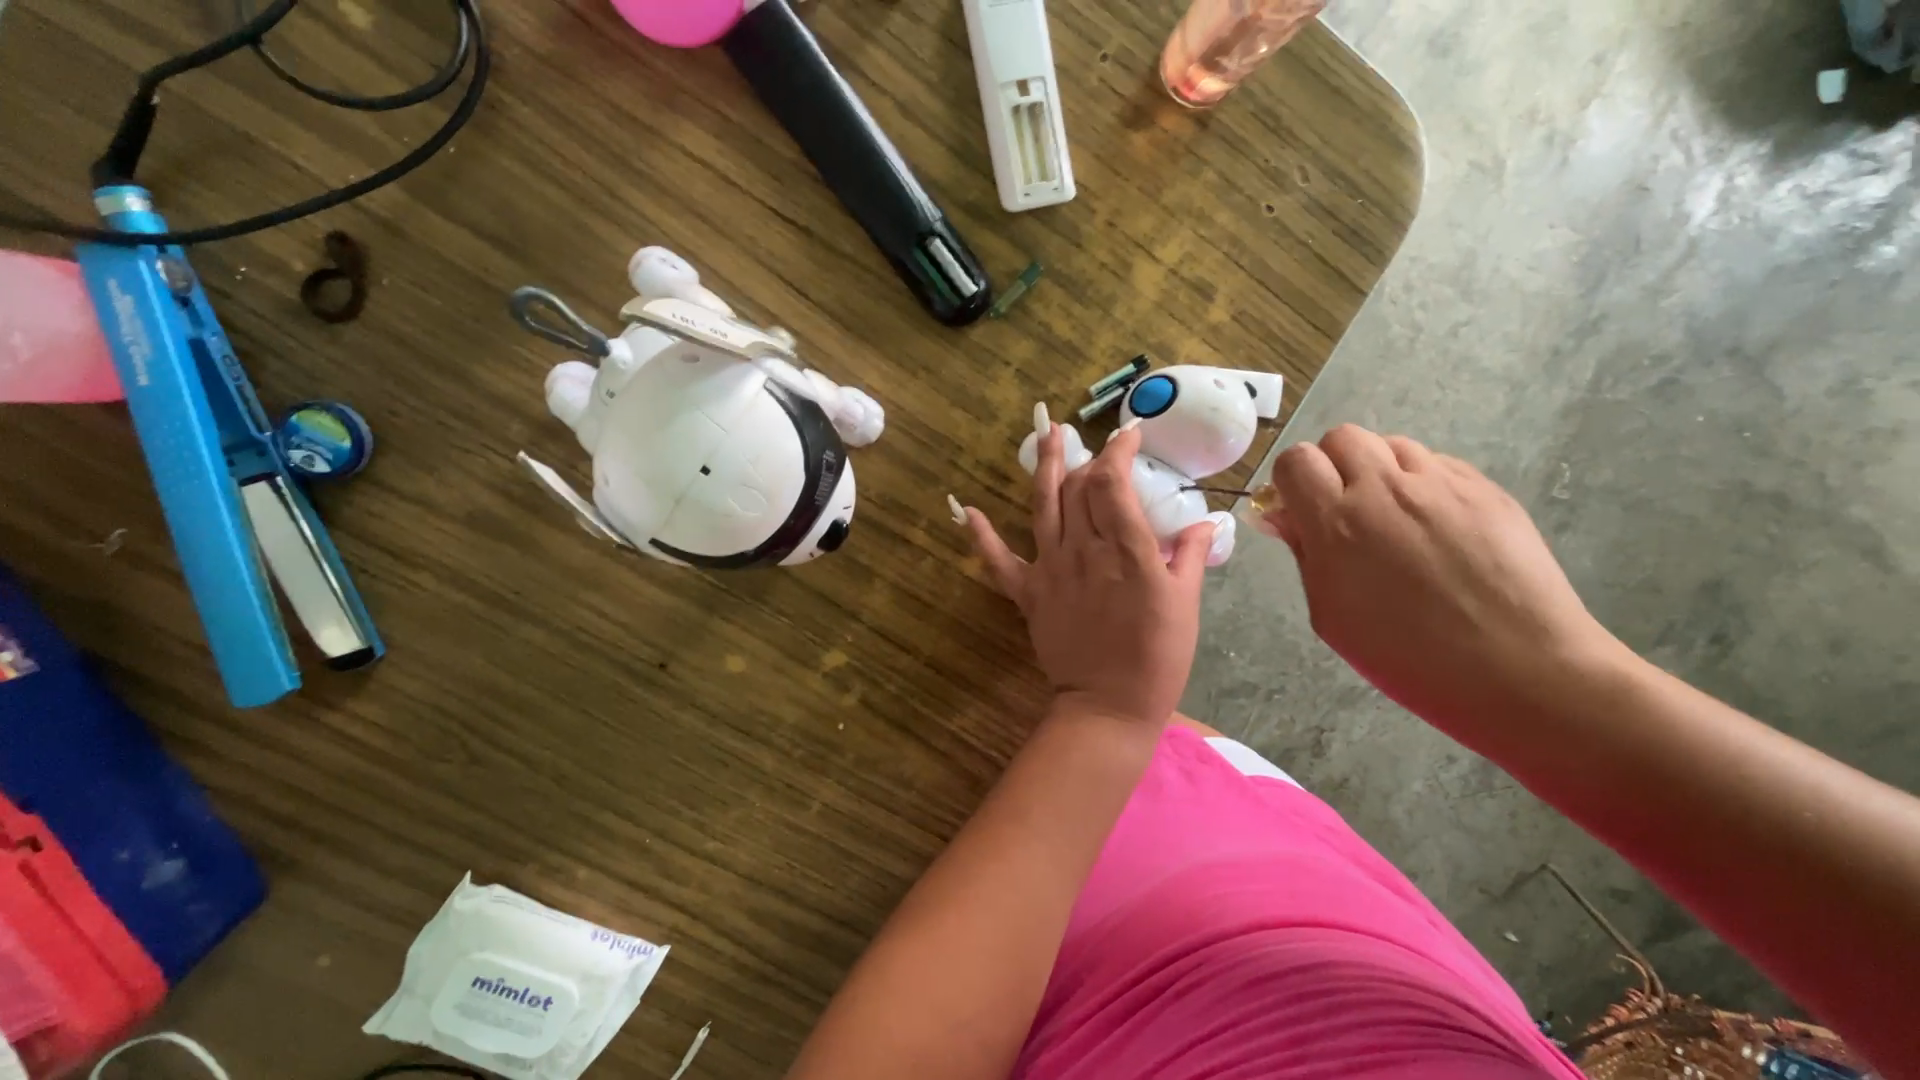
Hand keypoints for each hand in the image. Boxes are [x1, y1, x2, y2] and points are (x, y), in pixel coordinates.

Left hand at [954, 418, 1215, 724]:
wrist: (1109, 705)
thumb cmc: (1157, 657)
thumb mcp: (1185, 605)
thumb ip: (1190, 557)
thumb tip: (1206, 522)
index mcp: (1126, 550)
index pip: (1113, 482)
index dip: (1119, 450)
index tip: (1131, 434)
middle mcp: (1084, 550)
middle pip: (1078, 487)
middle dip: (1088, 458)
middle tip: (1097, 446)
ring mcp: (1051, 569)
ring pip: (1043, 506)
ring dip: (1044, 466)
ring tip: (1047, 433)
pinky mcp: (1029, 593)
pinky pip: (999, 560)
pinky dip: (982, 535)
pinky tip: (968, 510)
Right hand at [1261, 425, 1625, 734]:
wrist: (1521, 669)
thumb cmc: (1410, 659)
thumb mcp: (1332, 617)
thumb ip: (1305, 555)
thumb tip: (1284, 516)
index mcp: (1338, 523)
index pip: (1295, 461)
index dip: (1292, 482)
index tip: (1300, 512)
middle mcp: (1386, 489)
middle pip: (1341, 438)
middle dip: (1333, 467)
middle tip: (1344, 510)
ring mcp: (1442, 483)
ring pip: (1393, 445)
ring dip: (1381, 471)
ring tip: (1395, 518)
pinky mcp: (1486, 488)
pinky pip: (1439, 465)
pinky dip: (1425, 484)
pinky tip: (1438, 529)